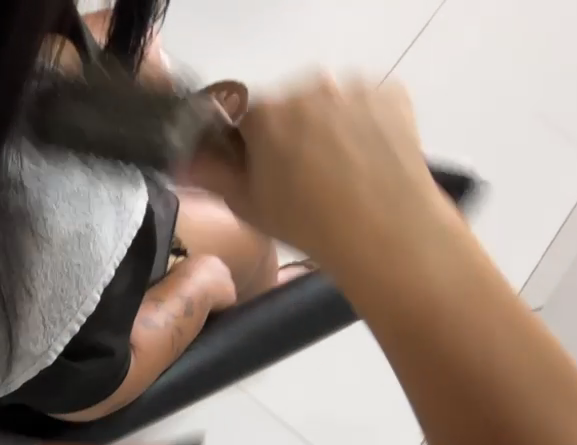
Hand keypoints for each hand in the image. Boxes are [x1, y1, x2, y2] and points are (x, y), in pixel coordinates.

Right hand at [186, 75, 451, 272]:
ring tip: (329, 171)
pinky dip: (356, 125)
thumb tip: (186, 160)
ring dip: (320, 127)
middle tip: (292, 176)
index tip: (252, 171)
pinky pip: (361, 104)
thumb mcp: (244, 204)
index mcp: (265, 112)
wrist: (383, 226)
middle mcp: (309, 86)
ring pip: (324, 104)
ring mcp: (354, 86)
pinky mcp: (391, 92)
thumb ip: (210, 174)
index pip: (240, 116)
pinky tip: (358, 159)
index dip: (243, 144)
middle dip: (284, 133)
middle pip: (285, 105)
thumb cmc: (303, 221)